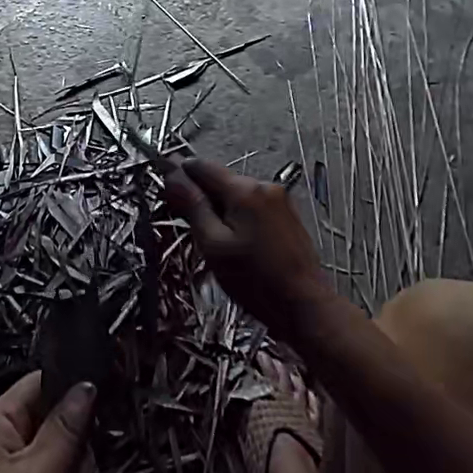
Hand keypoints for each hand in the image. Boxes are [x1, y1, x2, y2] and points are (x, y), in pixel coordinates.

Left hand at [0, 371, 94, 472]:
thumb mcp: (40, 472)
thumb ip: (65, 426)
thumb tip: (85, 386)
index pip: (43, 380)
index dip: (73, 389)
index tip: (97, 407)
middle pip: (54, 417)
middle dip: (73, 443)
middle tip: (72, 471)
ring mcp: (6, 469)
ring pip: (57, 451)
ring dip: (71, 470)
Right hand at [161, 158, 331, 338]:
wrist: (305, 306)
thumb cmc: (255, 280)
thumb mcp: (214, 245)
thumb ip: (193, 206)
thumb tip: (172, 175)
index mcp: (243, 189)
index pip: (201, 166)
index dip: (180, 174)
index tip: (166, 189)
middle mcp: (263, 185)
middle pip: (221, 181)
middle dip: (204, 198)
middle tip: (195, 230)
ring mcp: (280, 198)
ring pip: (238, 195)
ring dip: (224, 209)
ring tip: (221, 244)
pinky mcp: (289, 214)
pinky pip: (255, 206)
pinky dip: (242, 217)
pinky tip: (243, 245)